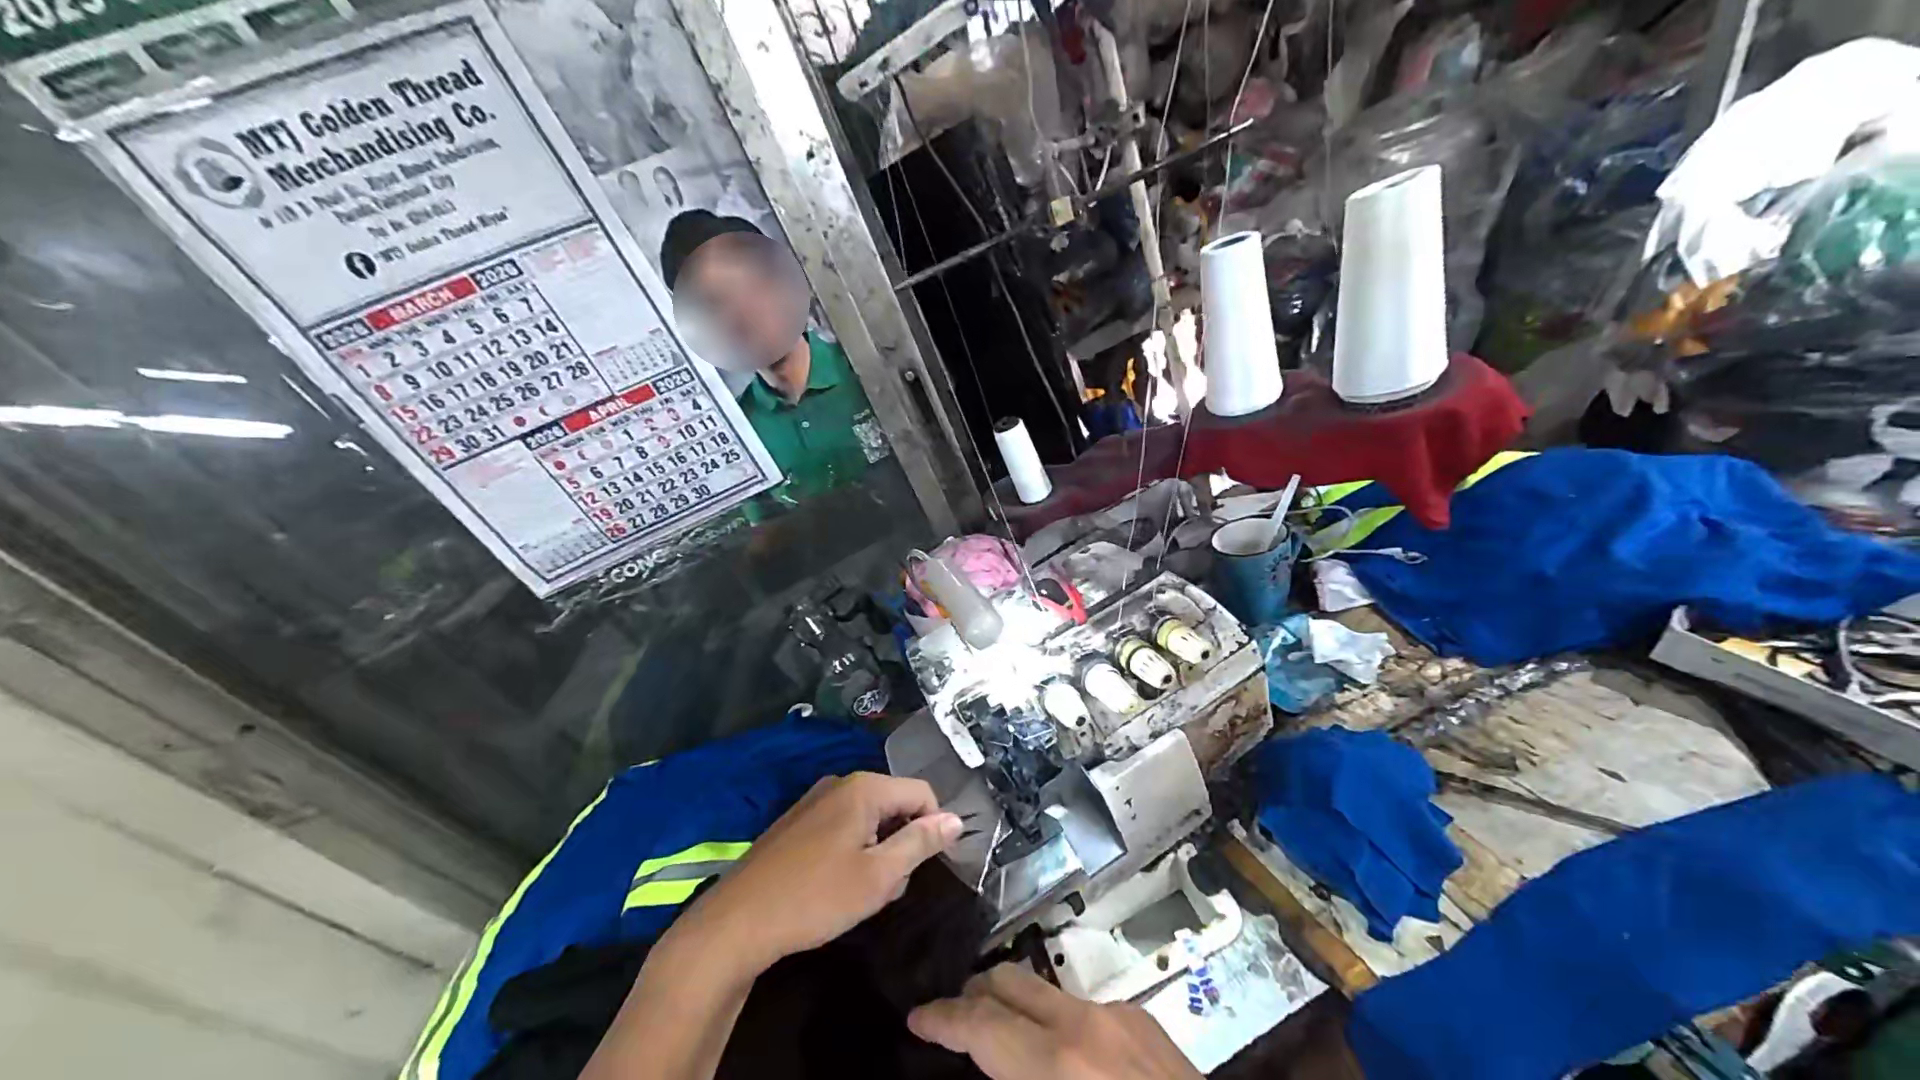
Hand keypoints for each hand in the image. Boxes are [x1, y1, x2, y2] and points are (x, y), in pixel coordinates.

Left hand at [678, 771, 962, 973]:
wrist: (737, 921)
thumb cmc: (815, 897)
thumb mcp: (878, 876)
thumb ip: (920, 842)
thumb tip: (956, 819)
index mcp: (863, 788)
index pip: (922, 793)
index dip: (934, 828)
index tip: (926, 868)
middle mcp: (840, 783)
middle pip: (895, 804)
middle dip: (901, 843)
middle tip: (887, 887)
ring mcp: (815, 800)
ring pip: (870, 818)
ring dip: (877, 852)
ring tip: (859, 892)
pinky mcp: (798, 820)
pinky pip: (844, 825)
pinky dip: (852, 850)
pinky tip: (835, 885)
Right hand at [908, 964, 1201, 1079]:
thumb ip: (1012, 1076)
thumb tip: (987, 1059)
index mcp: (1055, 1063)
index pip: (980, 1024)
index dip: (942, 1018)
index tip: (916, 1017)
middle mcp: (1083, 1023)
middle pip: (1008, 981)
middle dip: (973, 994)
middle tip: (952, 1019)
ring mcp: (1118, 1014)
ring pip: (1045, 992)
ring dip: (1016, 1008)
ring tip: (1004, 1038)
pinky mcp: (1145, 1019)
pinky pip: (1083, 1009)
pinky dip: (1057, 1024)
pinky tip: (1064, 1059)